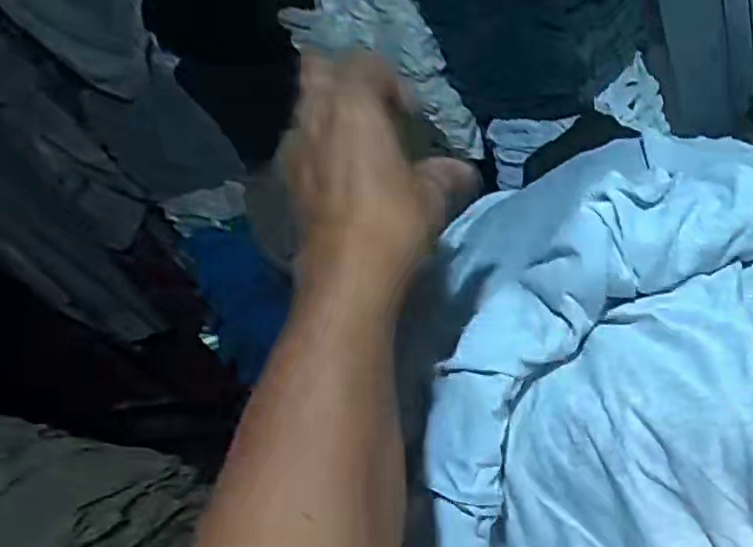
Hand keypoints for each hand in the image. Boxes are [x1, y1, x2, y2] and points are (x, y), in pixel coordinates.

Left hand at [285, 52, 478, 305]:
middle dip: (349, 85)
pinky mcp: (289, 179)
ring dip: (334, 120)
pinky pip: (304, 146)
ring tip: (364, 153)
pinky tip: (345, 182)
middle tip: (378, 118)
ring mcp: (296, 145)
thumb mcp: (431, 200)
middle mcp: (316, 114)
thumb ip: (445, 176)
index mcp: (353, 105)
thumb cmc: (393, 226)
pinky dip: (323, 151)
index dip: (393, 84)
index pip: (367, 66)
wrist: (348, 275)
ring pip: (309, 109)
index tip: (413, 117)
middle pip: (323, 72)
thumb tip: (464, 171)